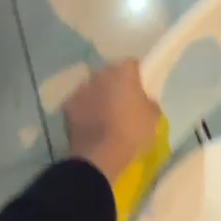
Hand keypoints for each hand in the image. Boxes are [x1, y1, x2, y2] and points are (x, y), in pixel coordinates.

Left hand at [63, 61, 161, 182]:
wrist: (99, 156)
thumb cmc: (131, 133)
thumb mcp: (153, 119)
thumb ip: (149, 103)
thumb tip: (145, 100)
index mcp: (123, 72)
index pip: (132, 64)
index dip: (136, 77)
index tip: (138, 91)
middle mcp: (101, 73)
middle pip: (110, 74)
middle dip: (115, 85)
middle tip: (121, 105)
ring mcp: (82, 87)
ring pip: (93, 87)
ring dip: (98, 96)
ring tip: (103, 117)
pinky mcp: (68, 104)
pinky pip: (79, 103)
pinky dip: (83, 110)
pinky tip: (89, 125)